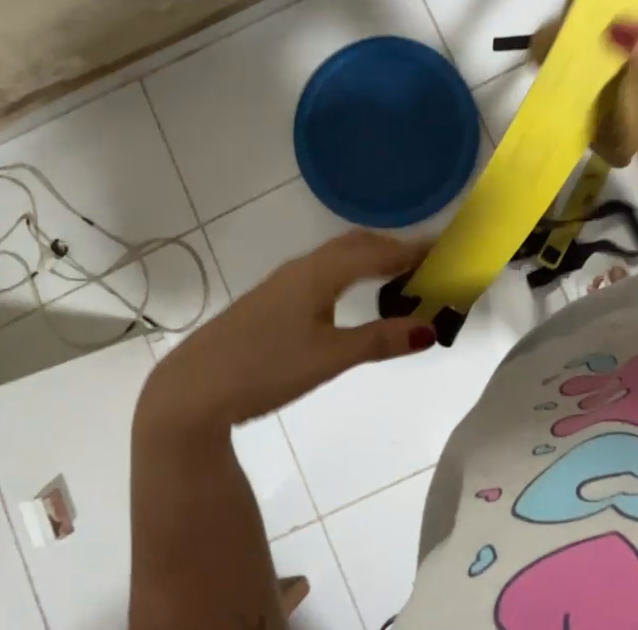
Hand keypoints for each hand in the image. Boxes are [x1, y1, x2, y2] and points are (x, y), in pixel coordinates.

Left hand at [141, 232, 435, 430]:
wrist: (192, 391)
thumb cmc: (265, 370)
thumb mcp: (330, 358)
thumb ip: (380, 340)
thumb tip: (430, 327)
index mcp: (319, 273)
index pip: (376, 251)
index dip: (412, 249)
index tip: (445, 250)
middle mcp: (302, 268)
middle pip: (356, 245)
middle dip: (392, 248)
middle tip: (426, 262)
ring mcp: (281, 283)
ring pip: (336, 256)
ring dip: (369, 258)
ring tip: (397, 275)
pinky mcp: (269, 300)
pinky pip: (322, 270)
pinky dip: (349, 271)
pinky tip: (348, 294)